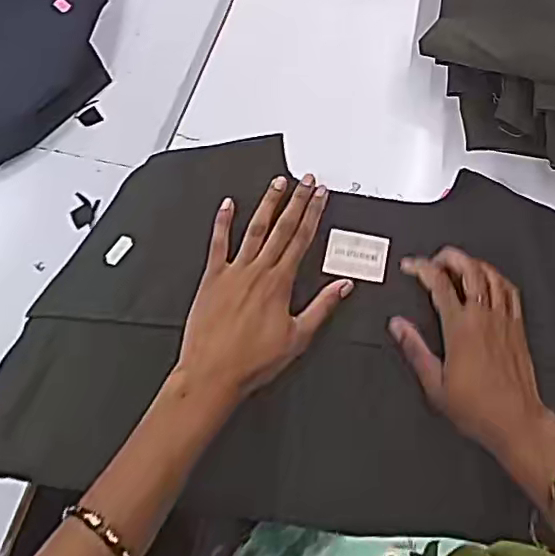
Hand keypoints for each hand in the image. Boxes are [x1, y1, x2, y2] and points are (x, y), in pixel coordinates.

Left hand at [174, 175, 350, 406]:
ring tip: (278, 183)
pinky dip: (223, 222)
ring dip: (268, 203)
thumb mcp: (298, 338)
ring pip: (254, 228)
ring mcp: (234, 271)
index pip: (301, 238)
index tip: (320, 196)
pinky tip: (228, 205)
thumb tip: (343, 286)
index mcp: (279, 283)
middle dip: (296, 200)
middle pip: (282, 227)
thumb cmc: (252, 361)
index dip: (312, 213)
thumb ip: (322, 307)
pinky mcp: (212, 278)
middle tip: (305, 180)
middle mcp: (257, 271)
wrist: (211, 375)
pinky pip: (218, 243)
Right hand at [391, 247, 554, 505]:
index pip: (438, 282)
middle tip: (435, 259)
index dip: (421, 267)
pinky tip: (490, 280)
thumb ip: (415, 349)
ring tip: (459, 264)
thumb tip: (398, 326)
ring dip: (472, 262)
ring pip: (490, 274)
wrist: (516, 421)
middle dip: (449, 256)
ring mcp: (503, 318)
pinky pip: (510, 290)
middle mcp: (483, 316)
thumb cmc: (478, 408)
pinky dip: (497, 277)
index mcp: (460, 327)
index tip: (411, 266)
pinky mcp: (517, 326)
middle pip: (468, 267)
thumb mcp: (435, 384)